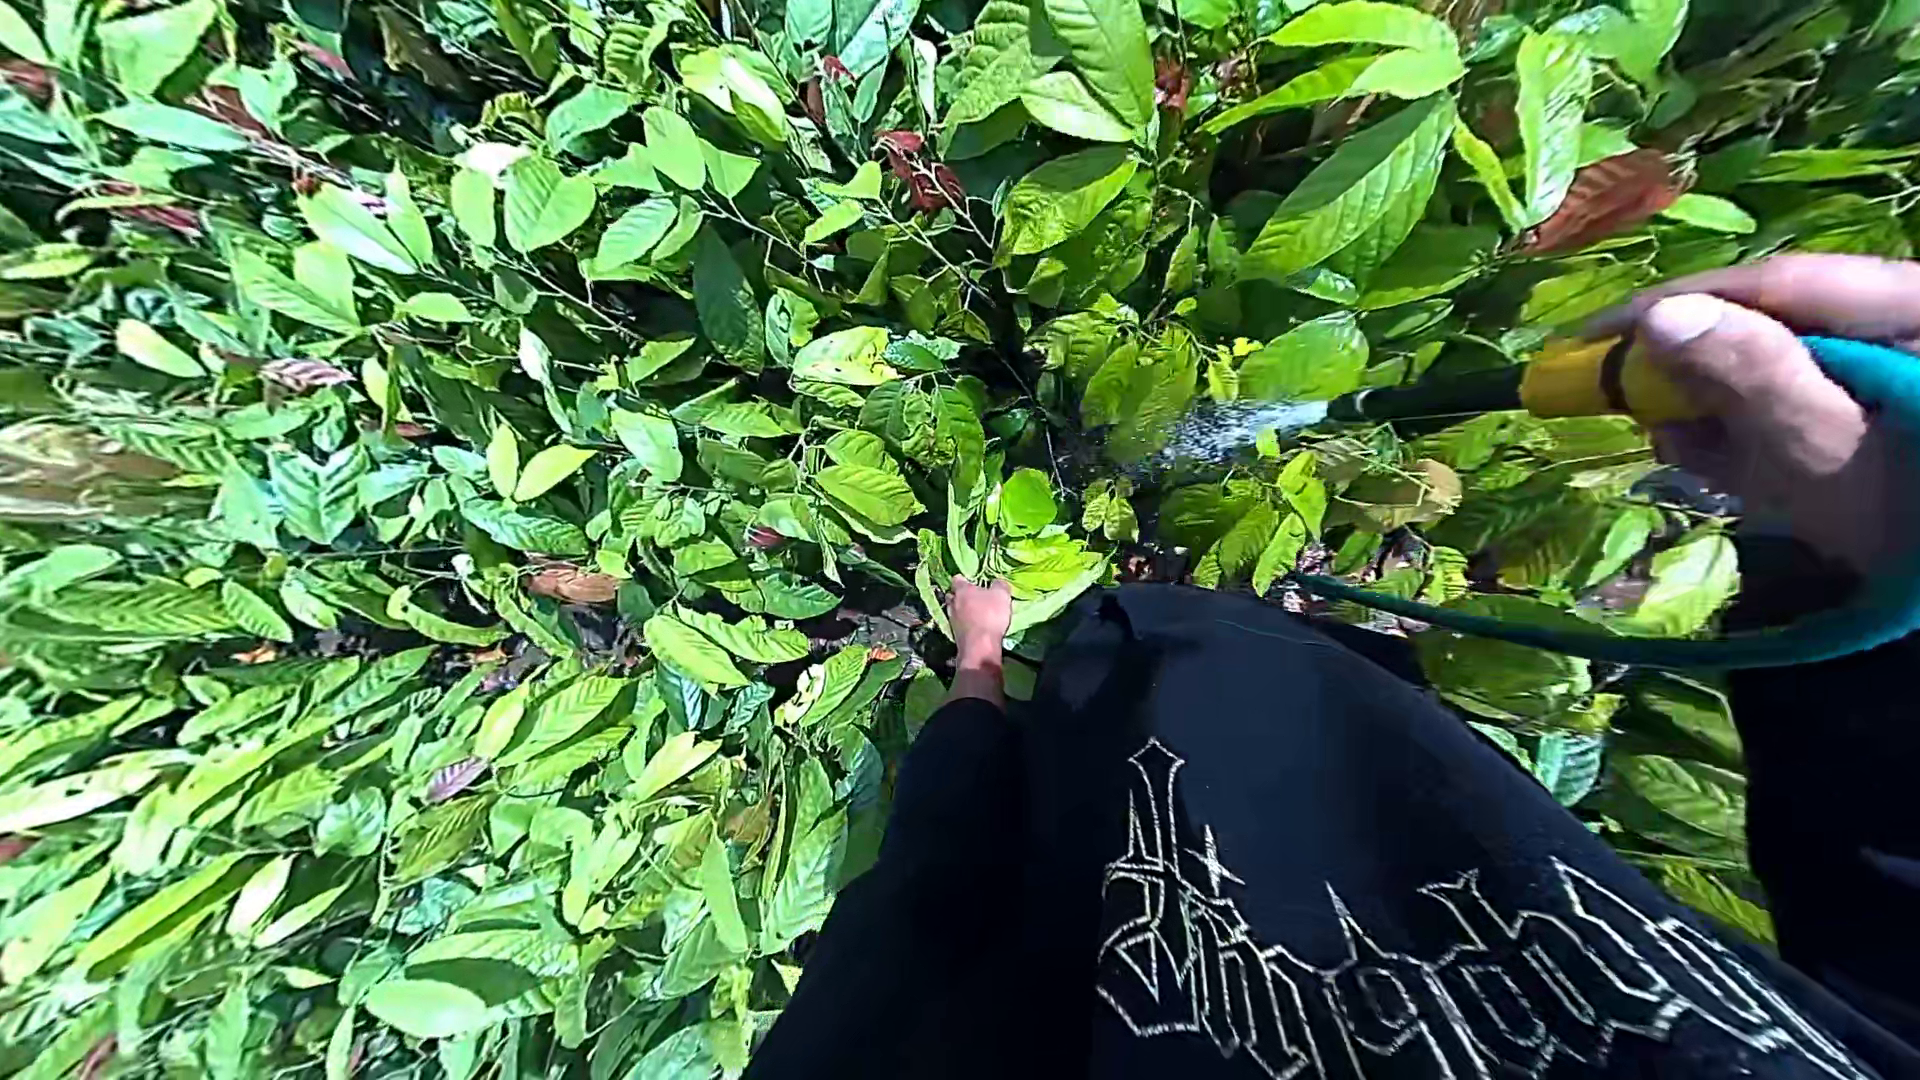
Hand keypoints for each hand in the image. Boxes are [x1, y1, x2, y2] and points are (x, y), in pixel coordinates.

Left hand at [948, 576, 1011, 666]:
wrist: (980, 646)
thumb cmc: (990, 616)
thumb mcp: (1001, 595)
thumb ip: (999, 585)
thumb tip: (998, 582)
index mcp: (962, 590)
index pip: (957, 579)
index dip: (964, 579)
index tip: (971, 581)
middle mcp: (953, 603)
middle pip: (952, 595)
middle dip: (959, 595)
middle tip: (971, 596)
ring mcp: (951, 619)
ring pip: (953, 610)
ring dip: (960, 610)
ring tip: (972, 612)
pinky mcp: (954, 634)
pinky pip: (957, 624)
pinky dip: (963, 623)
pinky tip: (973, 626)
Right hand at [1590, 255, 1919, 574]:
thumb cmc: (1895, 507)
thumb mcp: (1812, 443)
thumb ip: (1747, 371)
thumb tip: (1659, 314)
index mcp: (1914, 307)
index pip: (1773, 282)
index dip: (1671, 302)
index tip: (1583, 338)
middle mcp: (1905, 314)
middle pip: (1764, 320)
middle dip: (1689, 374)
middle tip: (1647, 420)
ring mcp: (1886, 351)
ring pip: (1760, 356)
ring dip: (1709, 407)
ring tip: (1707, 458)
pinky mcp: (1868, 383)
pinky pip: (1774, 385)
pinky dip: (1734, 425)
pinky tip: (1733, 459)